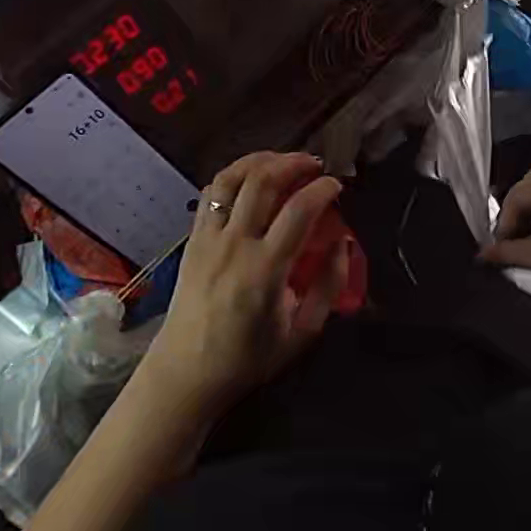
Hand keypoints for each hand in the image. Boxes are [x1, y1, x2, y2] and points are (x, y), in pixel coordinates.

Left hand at [137, 152, 349, 418]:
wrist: (187, 370)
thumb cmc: (248, 357)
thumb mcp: (302, 332)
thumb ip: (329, 285)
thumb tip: (343, 242)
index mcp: (265, 269)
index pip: (298, 211)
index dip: (322, 189)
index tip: (336, 185)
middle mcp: (234, 244)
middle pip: (261, 181)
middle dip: (291, 162)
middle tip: (312, 164)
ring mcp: (208, 237)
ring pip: (229, 178)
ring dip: (258, 160)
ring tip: (282, 160)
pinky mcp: (192, 238)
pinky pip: (211, 194)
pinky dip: (233, 177)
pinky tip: (250, 180)